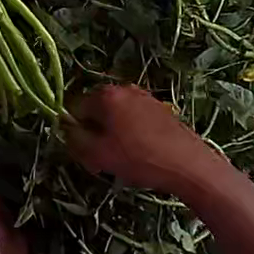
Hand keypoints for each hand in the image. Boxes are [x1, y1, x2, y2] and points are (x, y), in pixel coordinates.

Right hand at [65, 84, 236, 198]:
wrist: (187, 164)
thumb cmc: (139, 158)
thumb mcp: (98, 154)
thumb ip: (75, 138)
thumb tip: (66, 128)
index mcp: (106, 94)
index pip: (75, 108)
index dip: (75, 132)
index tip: (84, 152)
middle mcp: (125, 89)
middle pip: (97, 110)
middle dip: (95, 132)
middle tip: (101, 159)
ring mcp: (145, 97)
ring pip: (116, 116)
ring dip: (112, 135)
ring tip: (122, 160)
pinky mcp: (160, 109)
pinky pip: (134, 119)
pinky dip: (131, 134)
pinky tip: (140, 155)